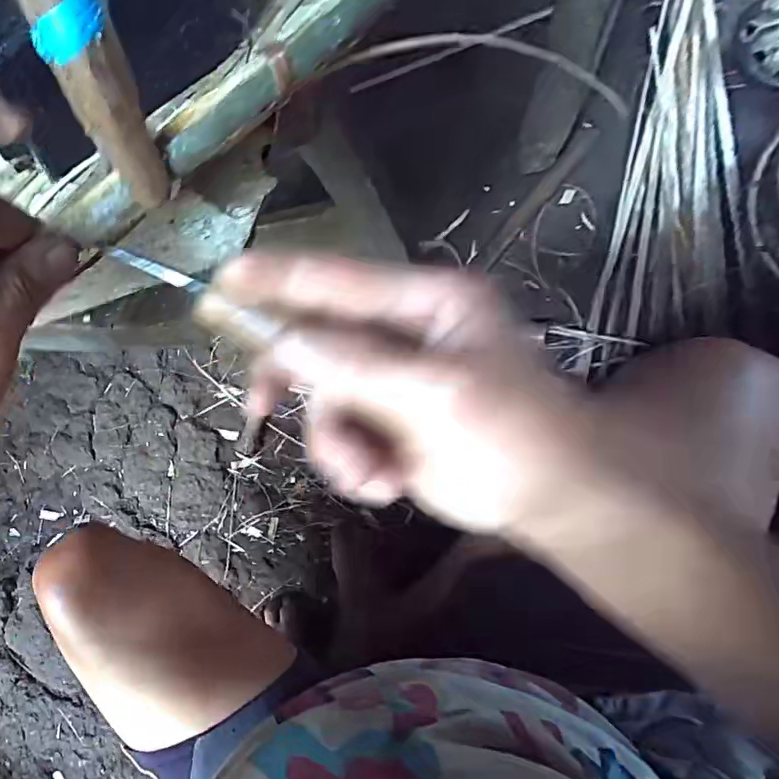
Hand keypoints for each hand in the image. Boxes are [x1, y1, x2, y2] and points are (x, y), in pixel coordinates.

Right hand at [213, 254, 684, 544]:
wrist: (552, 498)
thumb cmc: (515, 434)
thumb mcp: (438, 396)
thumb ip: (358, 368)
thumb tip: (286, 345)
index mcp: (429, 304)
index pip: (341, 282)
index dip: (280, 280)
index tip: (225, 279)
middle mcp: (406, 334)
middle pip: (320, 346)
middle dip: (300, 388)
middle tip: (259, 409)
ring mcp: (395, 381)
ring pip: (324, 403)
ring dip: (336, 446)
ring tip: (373, 476)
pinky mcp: (389, 424)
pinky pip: (339, 437)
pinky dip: (352, 466)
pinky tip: (387, 485)